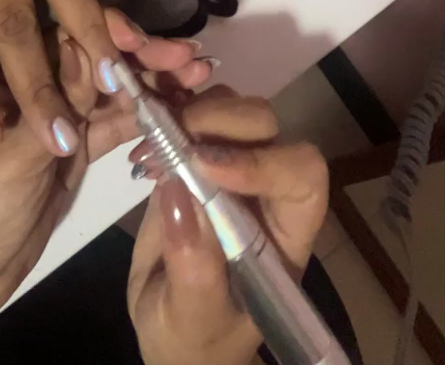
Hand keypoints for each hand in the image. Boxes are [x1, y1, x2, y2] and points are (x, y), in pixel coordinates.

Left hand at [0, 12, 212, 324]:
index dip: (108, 32)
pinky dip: (145, 121)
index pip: (68, 35)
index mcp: (12, 72)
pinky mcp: (74, 152)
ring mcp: (59, 120)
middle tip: (190, 59)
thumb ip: (55, 103)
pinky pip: (114, 128)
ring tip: (197, 78)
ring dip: (152, 85)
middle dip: (143, 57)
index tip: (147, 41)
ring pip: (112, 93)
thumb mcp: (14, 151)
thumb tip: (89, 44)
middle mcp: (40, 85)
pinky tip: (179, 112)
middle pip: (97, 60)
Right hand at [127, 90, 329, 364]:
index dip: (260, 162)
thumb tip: (178, 195)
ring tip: (147, 146)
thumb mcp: (191, 321)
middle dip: (215, 122)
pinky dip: (168, 105)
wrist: (172, 327)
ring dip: (188, 111)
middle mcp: (265, 188)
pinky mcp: (195, 150)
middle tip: (164, 142)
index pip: (301, 177)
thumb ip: (194, 271)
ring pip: (231, 106)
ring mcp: (230, 163)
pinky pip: (193, 106)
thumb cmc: (194, 338)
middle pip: (264, 126)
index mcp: (283, 233)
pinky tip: (143, 129)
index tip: (204, 167)